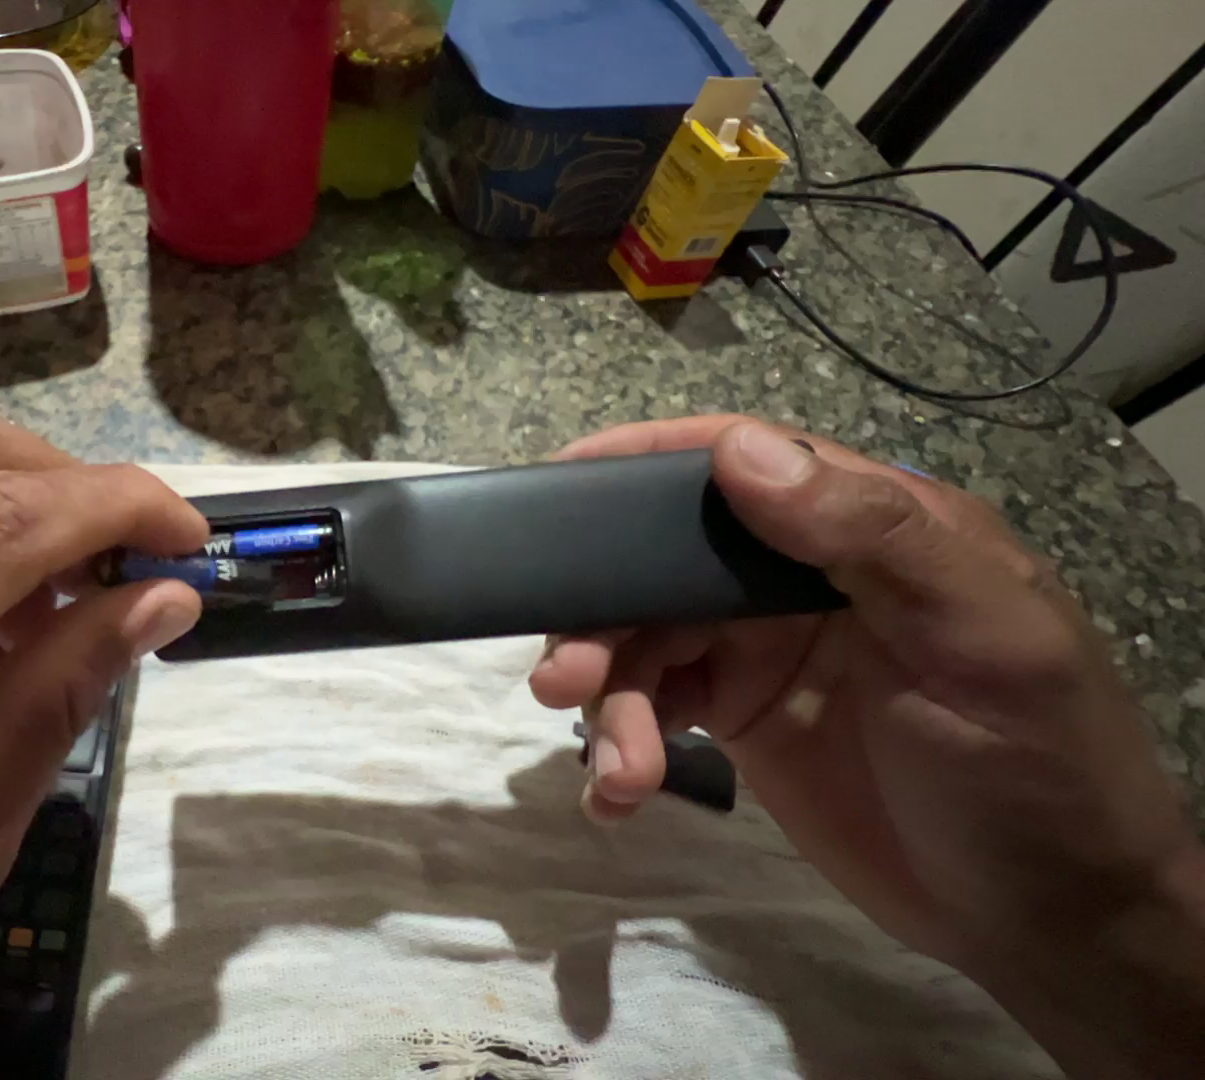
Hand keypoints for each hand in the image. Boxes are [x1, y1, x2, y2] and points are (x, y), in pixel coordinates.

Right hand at [529, 416, 1204, 1077]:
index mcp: (855, 531)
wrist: (1036, 918)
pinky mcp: (722, 712)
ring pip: (635, 646)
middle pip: (653, 570)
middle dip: (597, 625)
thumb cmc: (1035, 768)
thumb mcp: (981, 643)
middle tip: (564, 682)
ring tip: (618, 771)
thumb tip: (738, 450)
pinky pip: (642, 709)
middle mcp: (784, 580)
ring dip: (608, 706)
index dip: (642, 459)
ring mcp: (745, 647)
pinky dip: (618, 747)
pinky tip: (618, 795)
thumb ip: (869, 538)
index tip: (557, 480)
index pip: (736, 464)